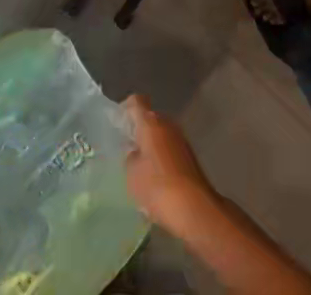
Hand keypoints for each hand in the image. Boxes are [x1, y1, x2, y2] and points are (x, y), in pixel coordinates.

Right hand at [124, 95, 216, 233]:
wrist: (195, 209)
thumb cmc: (157, 186)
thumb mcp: (132, 173)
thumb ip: (128, 156)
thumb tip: (132, 150)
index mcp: (152, 122)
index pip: (136, 101)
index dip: (124, 108)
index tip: (115, 124)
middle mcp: (168, 125)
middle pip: (149, 118)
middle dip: (136, 130)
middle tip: (122, 148)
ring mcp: (181, 141)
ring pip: (159, 134)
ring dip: (148, 145)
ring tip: (134, 166)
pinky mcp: (189, 158)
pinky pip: (168, 149)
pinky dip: (158, 157)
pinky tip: (151, 178)